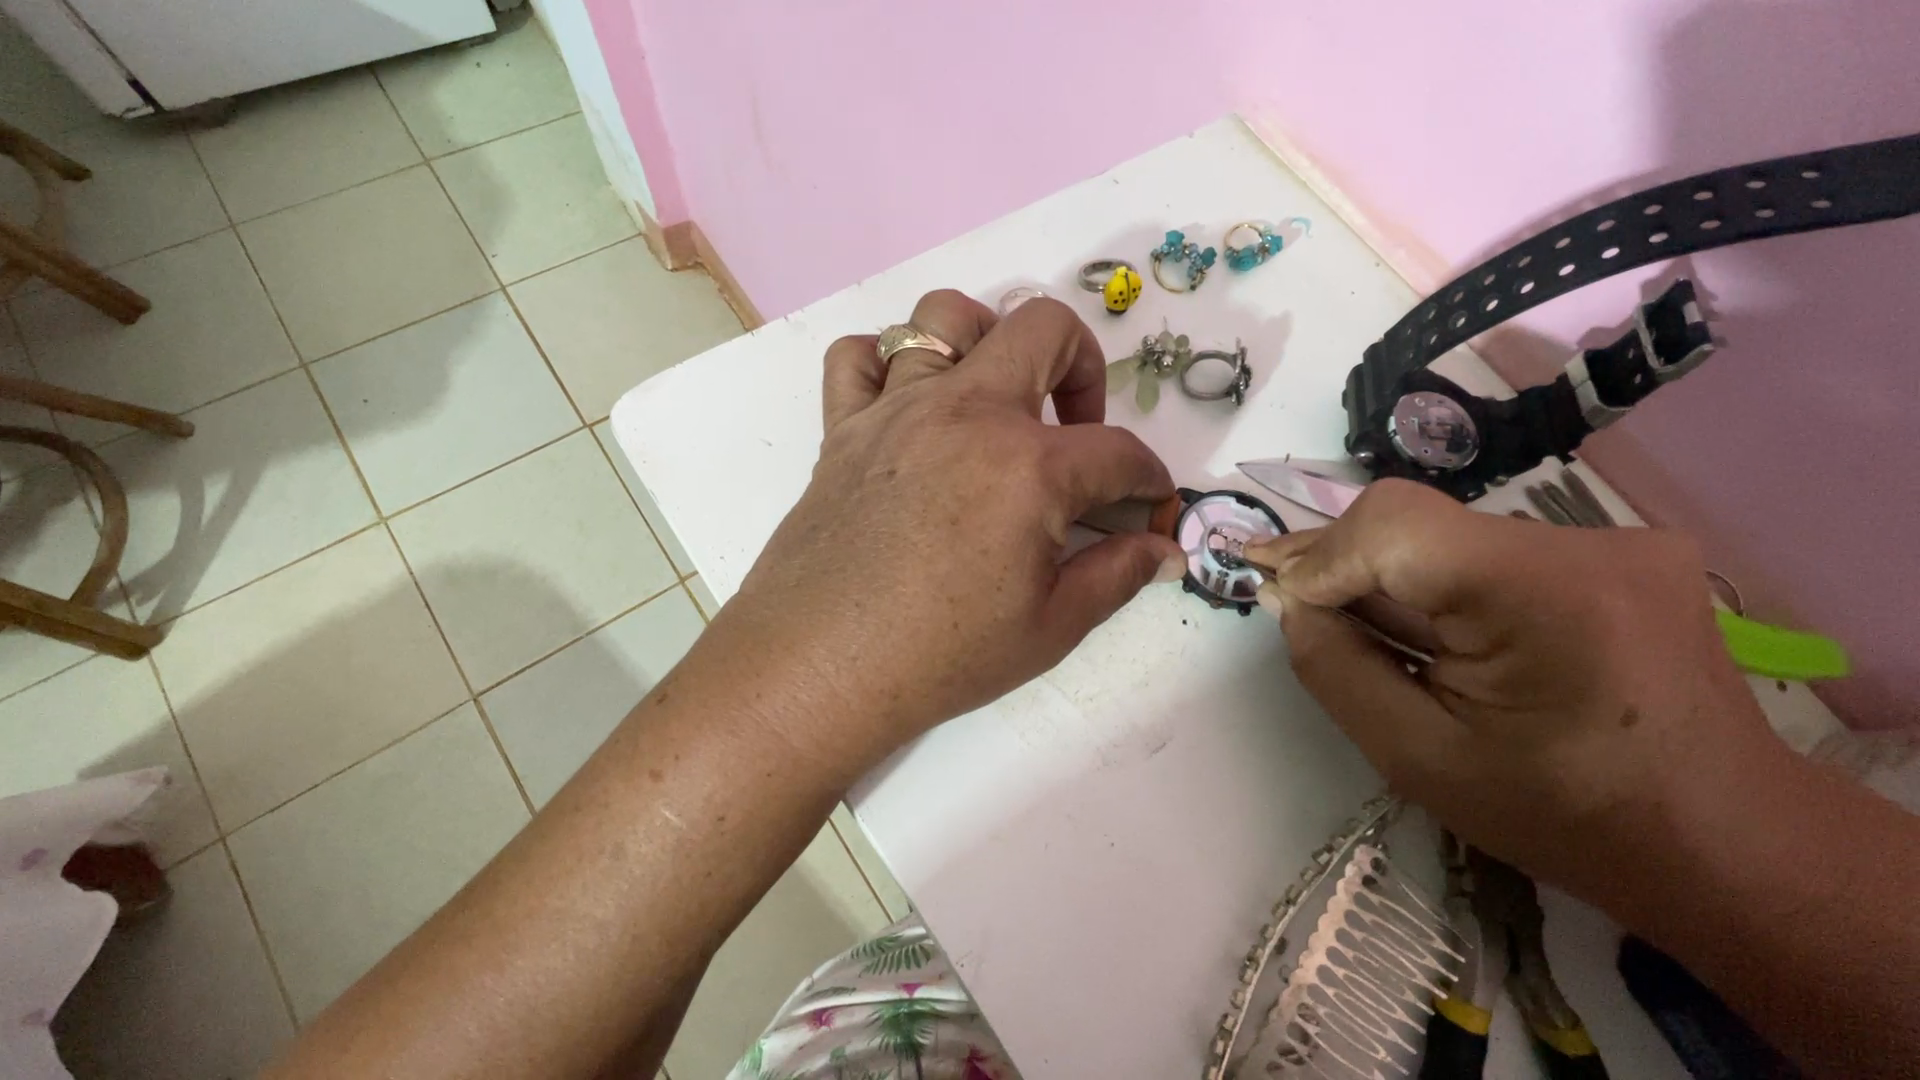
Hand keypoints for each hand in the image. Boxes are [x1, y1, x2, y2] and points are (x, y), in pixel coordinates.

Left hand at [706, 290, 1183, 766]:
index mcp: (1028, 466)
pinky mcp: (843, 428)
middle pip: (1044, 329)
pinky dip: (886, 363)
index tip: (1148, 504)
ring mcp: (897, 412)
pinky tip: (908, 407)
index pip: (1118, 453)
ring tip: (993, 399)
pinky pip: (857, 357)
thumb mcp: (1050, 628)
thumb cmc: (941, 658)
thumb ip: (1115, 576)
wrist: (818, 669)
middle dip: (1084, 367)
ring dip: (985, 342)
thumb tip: (1163, 550)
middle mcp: (965, 413)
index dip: (1148, 479)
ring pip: (944, 316)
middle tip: (1076, 431)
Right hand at [1245, 479, 1792, 912]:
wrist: (1726, 844)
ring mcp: (1613, 544)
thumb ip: (1336, 669)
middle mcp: (1589, 543)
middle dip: (1339, 559)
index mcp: (1546, 595)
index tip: (1278, 600)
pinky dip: (1437, 583)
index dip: (1320, 555)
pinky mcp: (1618, 557)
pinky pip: (1490, 554)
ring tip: (1328, 604)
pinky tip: (1411, 620)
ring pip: (1450, 536)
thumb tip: (1289, 601)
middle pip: (1419, 523)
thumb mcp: (1418, 759)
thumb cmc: (1564, 819)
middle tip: (1268, 576)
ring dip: (1386, 573)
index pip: (1395, 525)